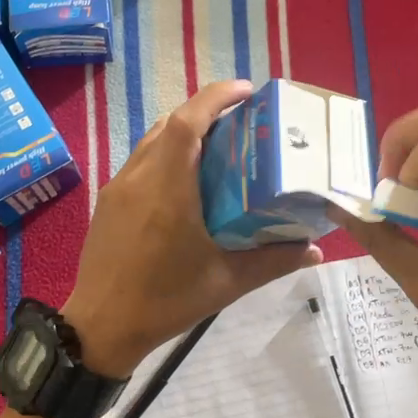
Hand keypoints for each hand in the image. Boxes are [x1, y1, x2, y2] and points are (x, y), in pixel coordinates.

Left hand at [63, 80, 322, 377]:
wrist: (101, 326)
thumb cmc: (165, 302)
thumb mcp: (226, 283)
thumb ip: (273, 261)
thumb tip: (316, 251)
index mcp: (168, 189)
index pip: (188, 123)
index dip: (215, 97)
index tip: (246, 90)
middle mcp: (139, 178)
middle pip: (170, 124)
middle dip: (205, 112)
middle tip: (241, 120)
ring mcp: (119, 188)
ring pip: (152, 141)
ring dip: (183, 133)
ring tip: (218, 145)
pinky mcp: (108, 202)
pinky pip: (140, 162)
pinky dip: (165, 154)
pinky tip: (185, 179)